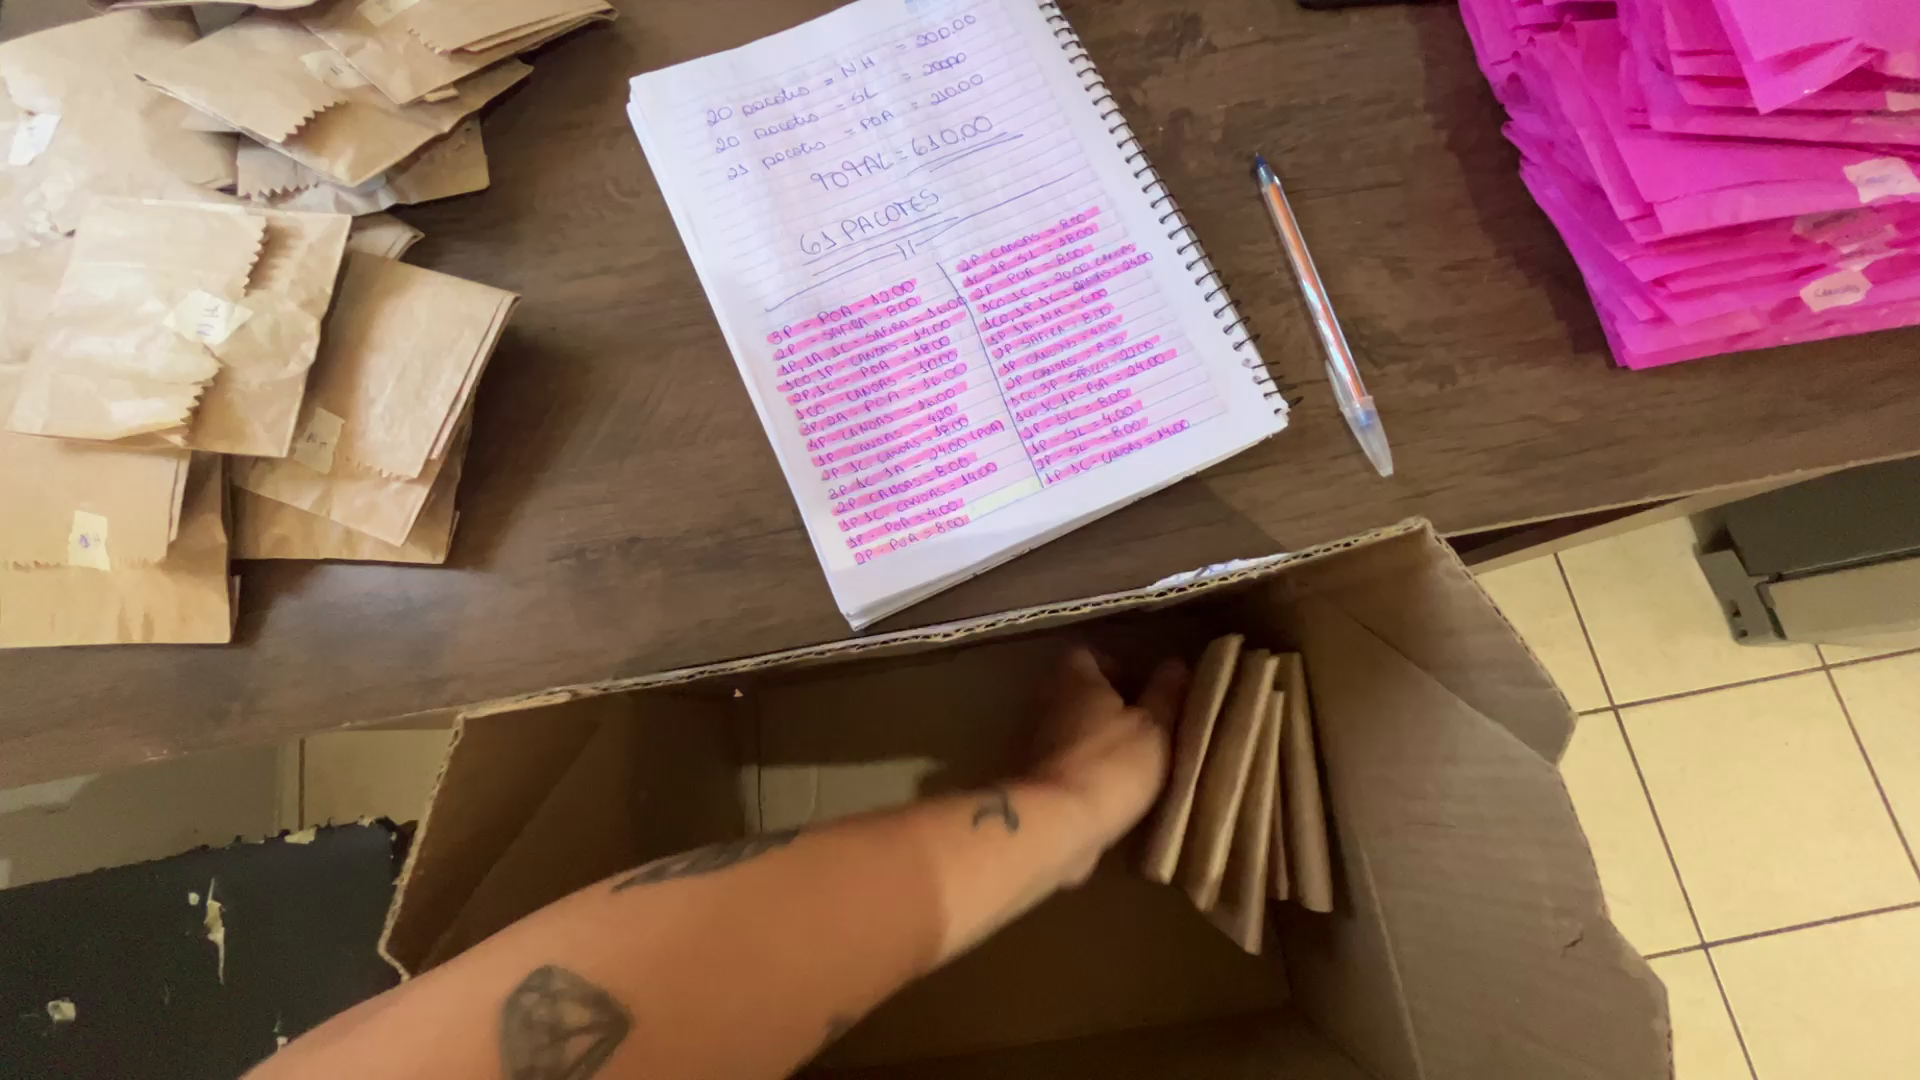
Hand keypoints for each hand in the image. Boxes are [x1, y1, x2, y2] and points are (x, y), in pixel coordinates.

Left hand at [1028, 648, 1186, 879]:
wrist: (1056, 823)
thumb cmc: (1110, 765)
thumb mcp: (1154, 728)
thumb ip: (1165, 694)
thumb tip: (1176, 663)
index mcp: (1073, 676)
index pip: (1091, 656)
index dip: (1120, 671)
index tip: (1147, 694)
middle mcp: (1047, 698)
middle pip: (1080, 692)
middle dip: (1111, 707)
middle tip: (1148, 729)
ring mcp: (1034, 737)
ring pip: (1072, 727)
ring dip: (1098, 739)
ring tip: (1136, 762)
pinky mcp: (1032, 773)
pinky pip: (1064, 759)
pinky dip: (1085, 767)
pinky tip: (1112, 788)